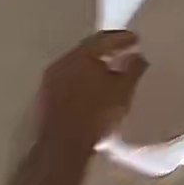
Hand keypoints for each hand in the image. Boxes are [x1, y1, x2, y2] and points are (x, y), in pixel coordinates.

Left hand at [37, 30, 146, 145]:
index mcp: (80, 56)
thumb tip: (137, 55)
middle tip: (126, 52)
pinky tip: (96, 89)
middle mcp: (61, 64)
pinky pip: (70, 80)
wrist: (63, 146)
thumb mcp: (124, 89)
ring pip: (77, 66)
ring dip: (95, 66)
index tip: (137, 39)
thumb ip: (134, 68)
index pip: (103, 38)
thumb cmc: (98, 113)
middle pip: (87, 50)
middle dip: (107, 50)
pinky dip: (84, 79)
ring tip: (112, 72)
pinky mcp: (46, 99)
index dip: (122, 37)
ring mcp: (50, 82)